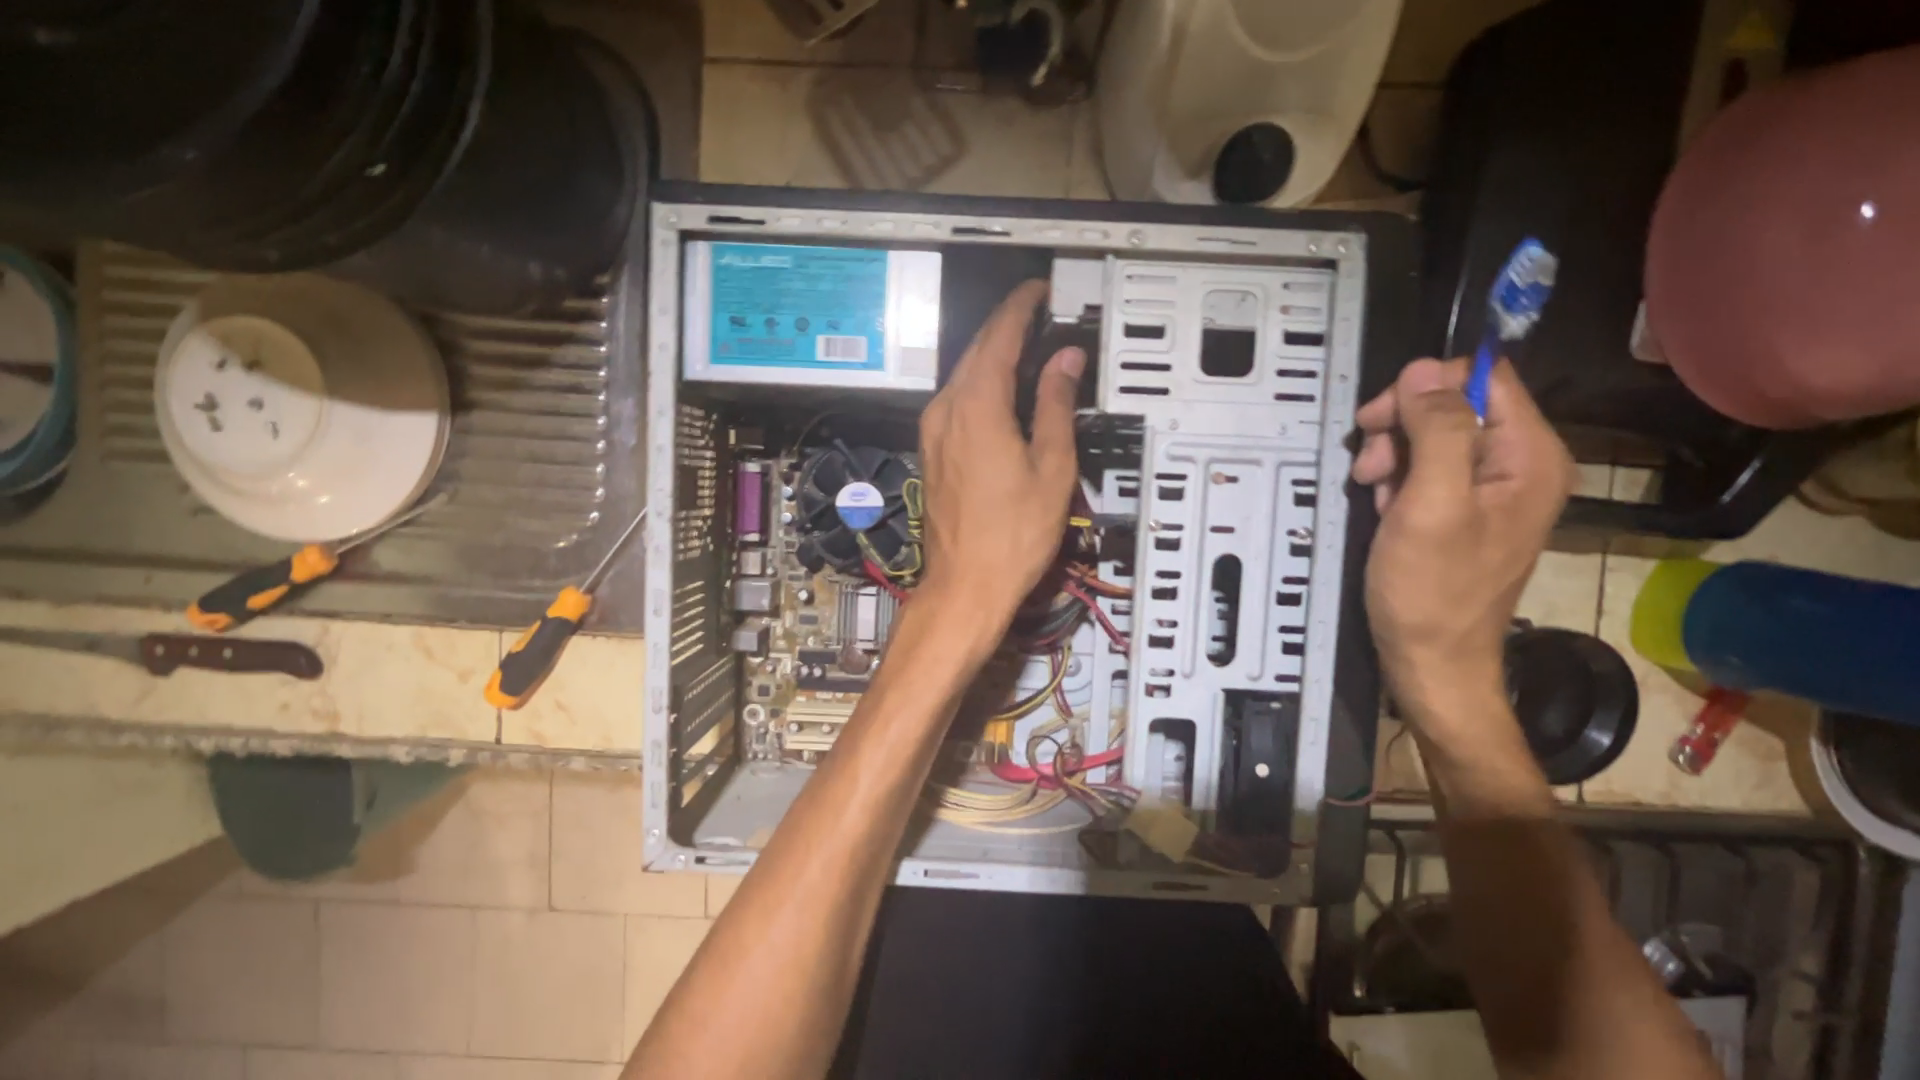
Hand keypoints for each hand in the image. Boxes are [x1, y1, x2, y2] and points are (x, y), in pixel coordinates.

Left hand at [917, 280, 1084, 627]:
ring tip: (1029, 346)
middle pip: (976, 351)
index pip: (998, 336)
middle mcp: (946, 412)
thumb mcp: (1051, 465)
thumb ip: (1055, 404)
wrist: (966, 584)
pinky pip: (958, 401)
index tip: (1040, 290)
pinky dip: (982, 385)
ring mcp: (934, 432)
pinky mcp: (933, 452)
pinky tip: (1004, 392)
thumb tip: (1065, 360)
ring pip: (964, 375)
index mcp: (976, 407)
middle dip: (1008, 327)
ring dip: (994, 355)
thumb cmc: (1012, 535)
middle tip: (1042, 313)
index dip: (1021, 307)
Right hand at [1351, 358, 1574, 741]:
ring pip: (1435, 436)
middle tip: (1367, 464)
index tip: (1378, 420)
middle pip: (1457, 405)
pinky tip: (1385, 509)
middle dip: (1402, 426)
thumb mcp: (1430, 504)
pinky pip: (1430, 470)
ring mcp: (1495, 490)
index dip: (1427, 387)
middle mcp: (1522, 465)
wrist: (1432, 664)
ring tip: (1372, 491)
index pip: (1486, 378)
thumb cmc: (1431, 590)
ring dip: (1393, 455)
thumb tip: (1423, 370)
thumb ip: (1434, 430)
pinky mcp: (1468, 511)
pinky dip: (1399, 480)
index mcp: (1532, 456)